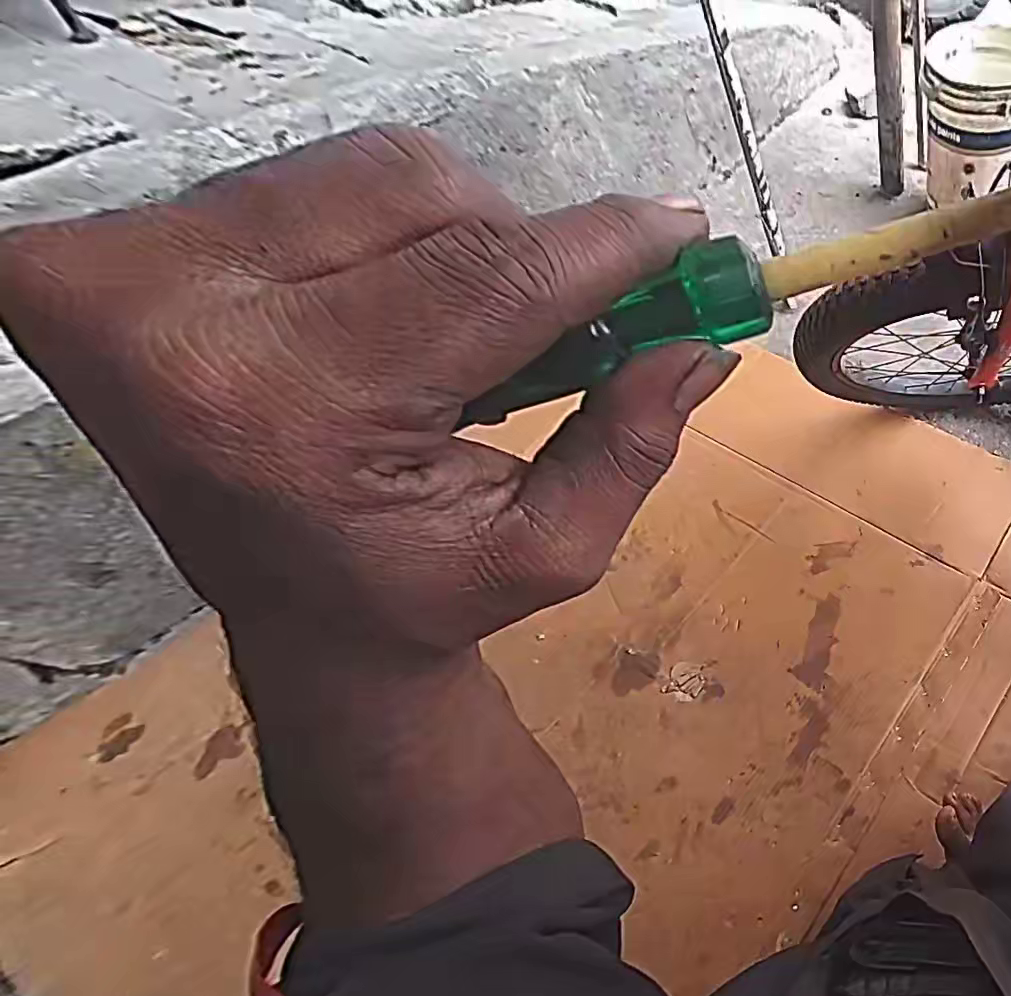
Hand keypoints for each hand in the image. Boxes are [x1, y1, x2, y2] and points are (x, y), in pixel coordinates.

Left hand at [0, 125, 736, 655]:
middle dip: (538, 247)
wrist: (306, 613)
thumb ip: (634, 443)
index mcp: (294, 407)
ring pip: (376, 172)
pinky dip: (417, 238)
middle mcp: (175, 309)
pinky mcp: (111, 242)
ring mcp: (118, 261)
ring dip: (479, 240)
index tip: (685, 229)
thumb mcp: (561, 547)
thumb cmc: (436, 592)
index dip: (607, 245)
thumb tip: (703, 349)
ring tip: (493, 332)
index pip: (489, 280)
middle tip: (583, 318)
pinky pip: (324, 186)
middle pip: (425, 192)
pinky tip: (427, 314)